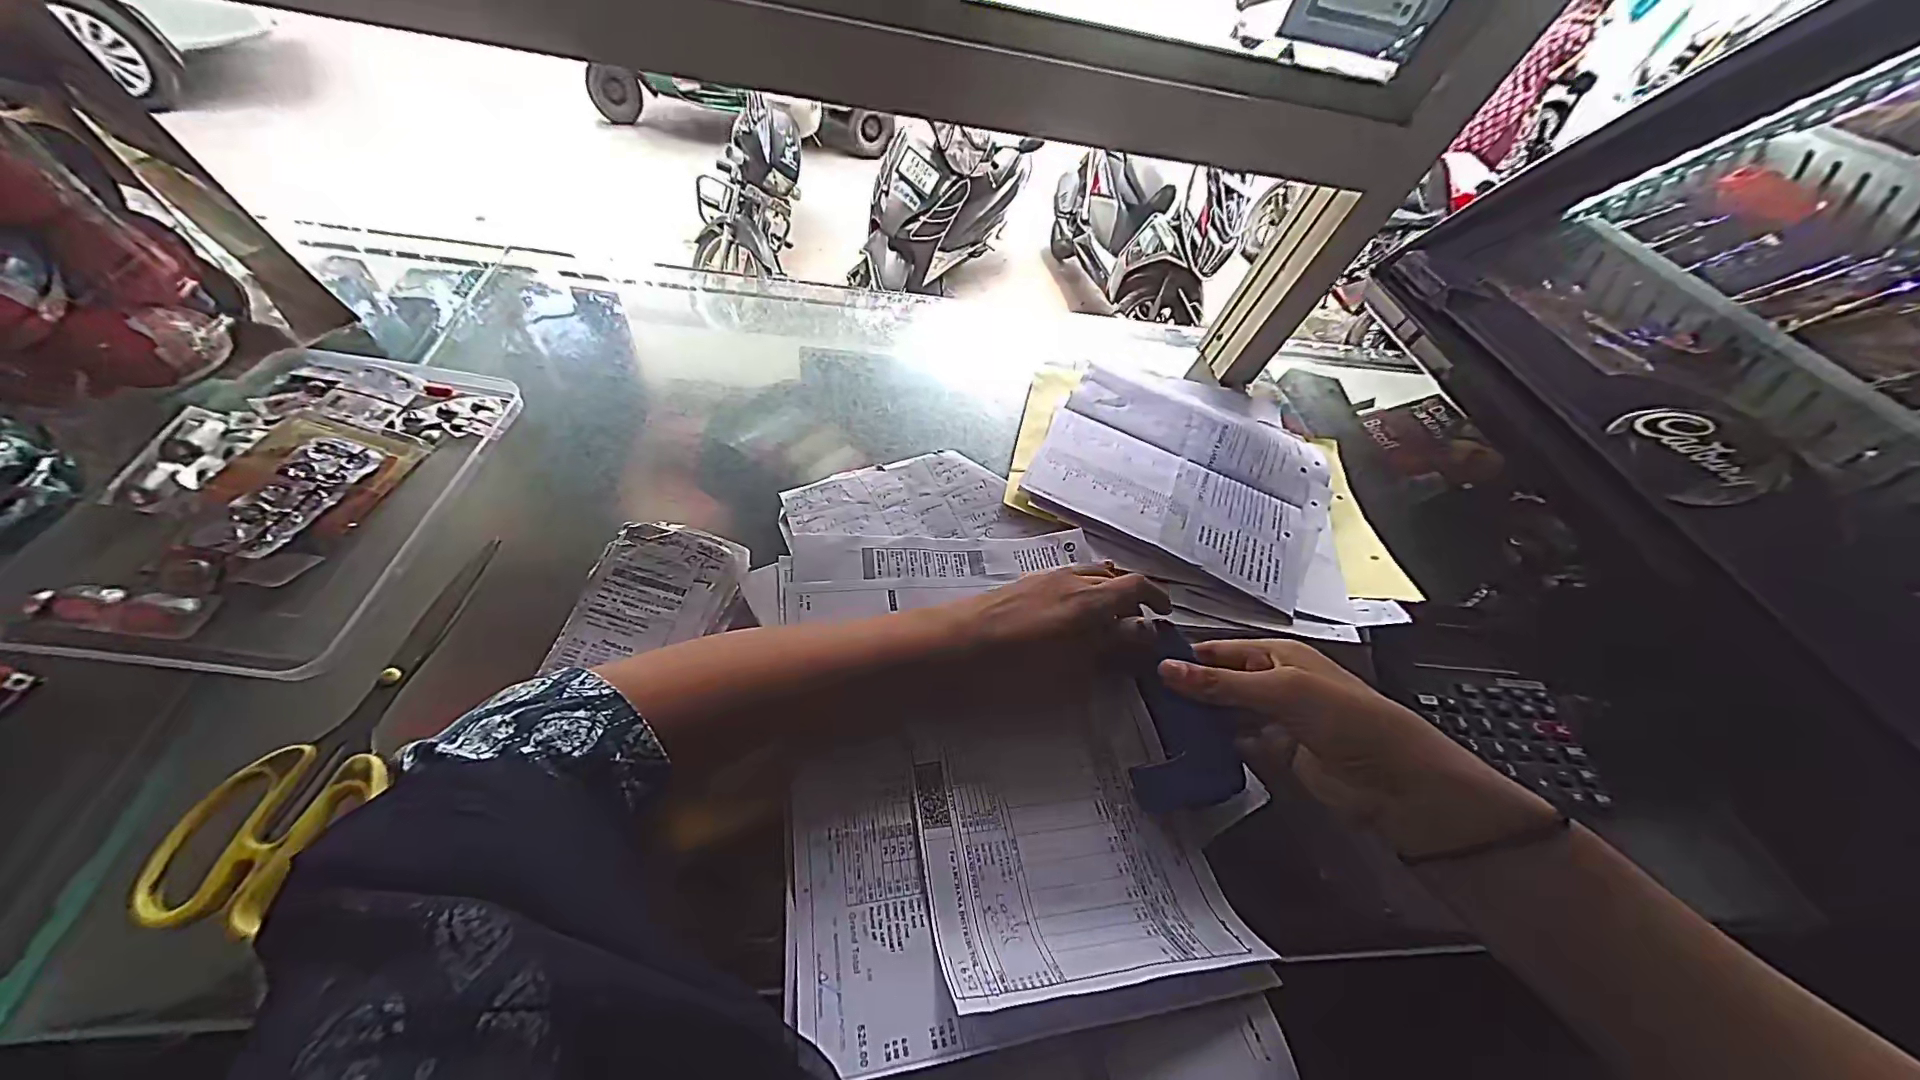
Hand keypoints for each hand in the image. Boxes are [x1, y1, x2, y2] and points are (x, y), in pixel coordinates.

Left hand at [938, 564, 1169, 681]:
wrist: (948, 648)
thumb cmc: (1013, 669)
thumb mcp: (1072, 670)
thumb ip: (1110, 650)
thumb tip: (1141, 636)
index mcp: (1089, 599)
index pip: (1137, 586)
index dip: (1156, 598)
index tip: (1164, 614)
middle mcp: (1069, 579)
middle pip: (1112, 576)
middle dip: (1129, 597)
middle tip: (1133, 625)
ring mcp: (1041, 578)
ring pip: (1085, 576)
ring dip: (1102, 593)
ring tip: (1101, 624)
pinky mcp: (1019, 585)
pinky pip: (1062, 581)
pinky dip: (1078, 594)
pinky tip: (1065, 621)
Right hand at [1158, 639, 1558, 859]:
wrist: (1399, 784)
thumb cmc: (1352, 720)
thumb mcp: (1280, 691)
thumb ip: (1221, 684)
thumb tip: (1169, 669)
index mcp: (1277, 655)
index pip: (1219, 650)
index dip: (1185, 657)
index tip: (1146, 664)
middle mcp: (1273, 682)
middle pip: (1218, 680)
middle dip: (1186, 687)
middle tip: (1144, 695)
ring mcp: (1274, 718)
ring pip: (1223, 711)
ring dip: (1197, 715)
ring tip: (1156, 719)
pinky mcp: (1276, 752)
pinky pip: (1235, 742)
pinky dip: (1214, 743)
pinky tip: (1189, 744)